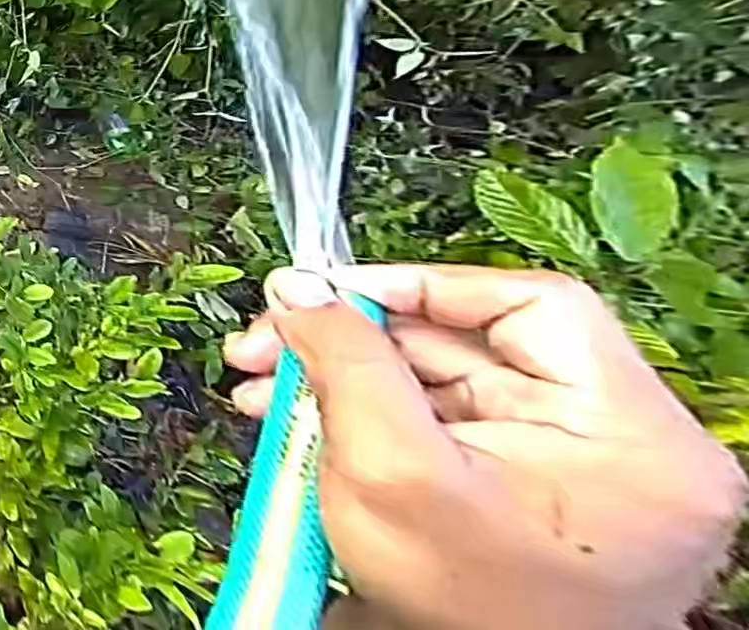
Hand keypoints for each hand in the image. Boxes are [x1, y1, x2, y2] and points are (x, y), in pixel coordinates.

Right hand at [225, 264, 744, 629]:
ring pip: (414, 364)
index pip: (531, 303)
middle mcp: (598, 433)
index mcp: (624, 433)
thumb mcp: (389, 466)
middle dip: (340, 333)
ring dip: (325, 363)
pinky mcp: (492, 463)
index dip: (422, 284)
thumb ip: (343, 359)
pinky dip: (339, 395)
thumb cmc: (454, 598)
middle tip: (262, 345)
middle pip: (450, 333)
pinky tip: (283, 407)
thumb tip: (294, 282)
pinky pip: (406, 400)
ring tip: (258, 383)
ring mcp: (544, 451)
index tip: (331, 296)